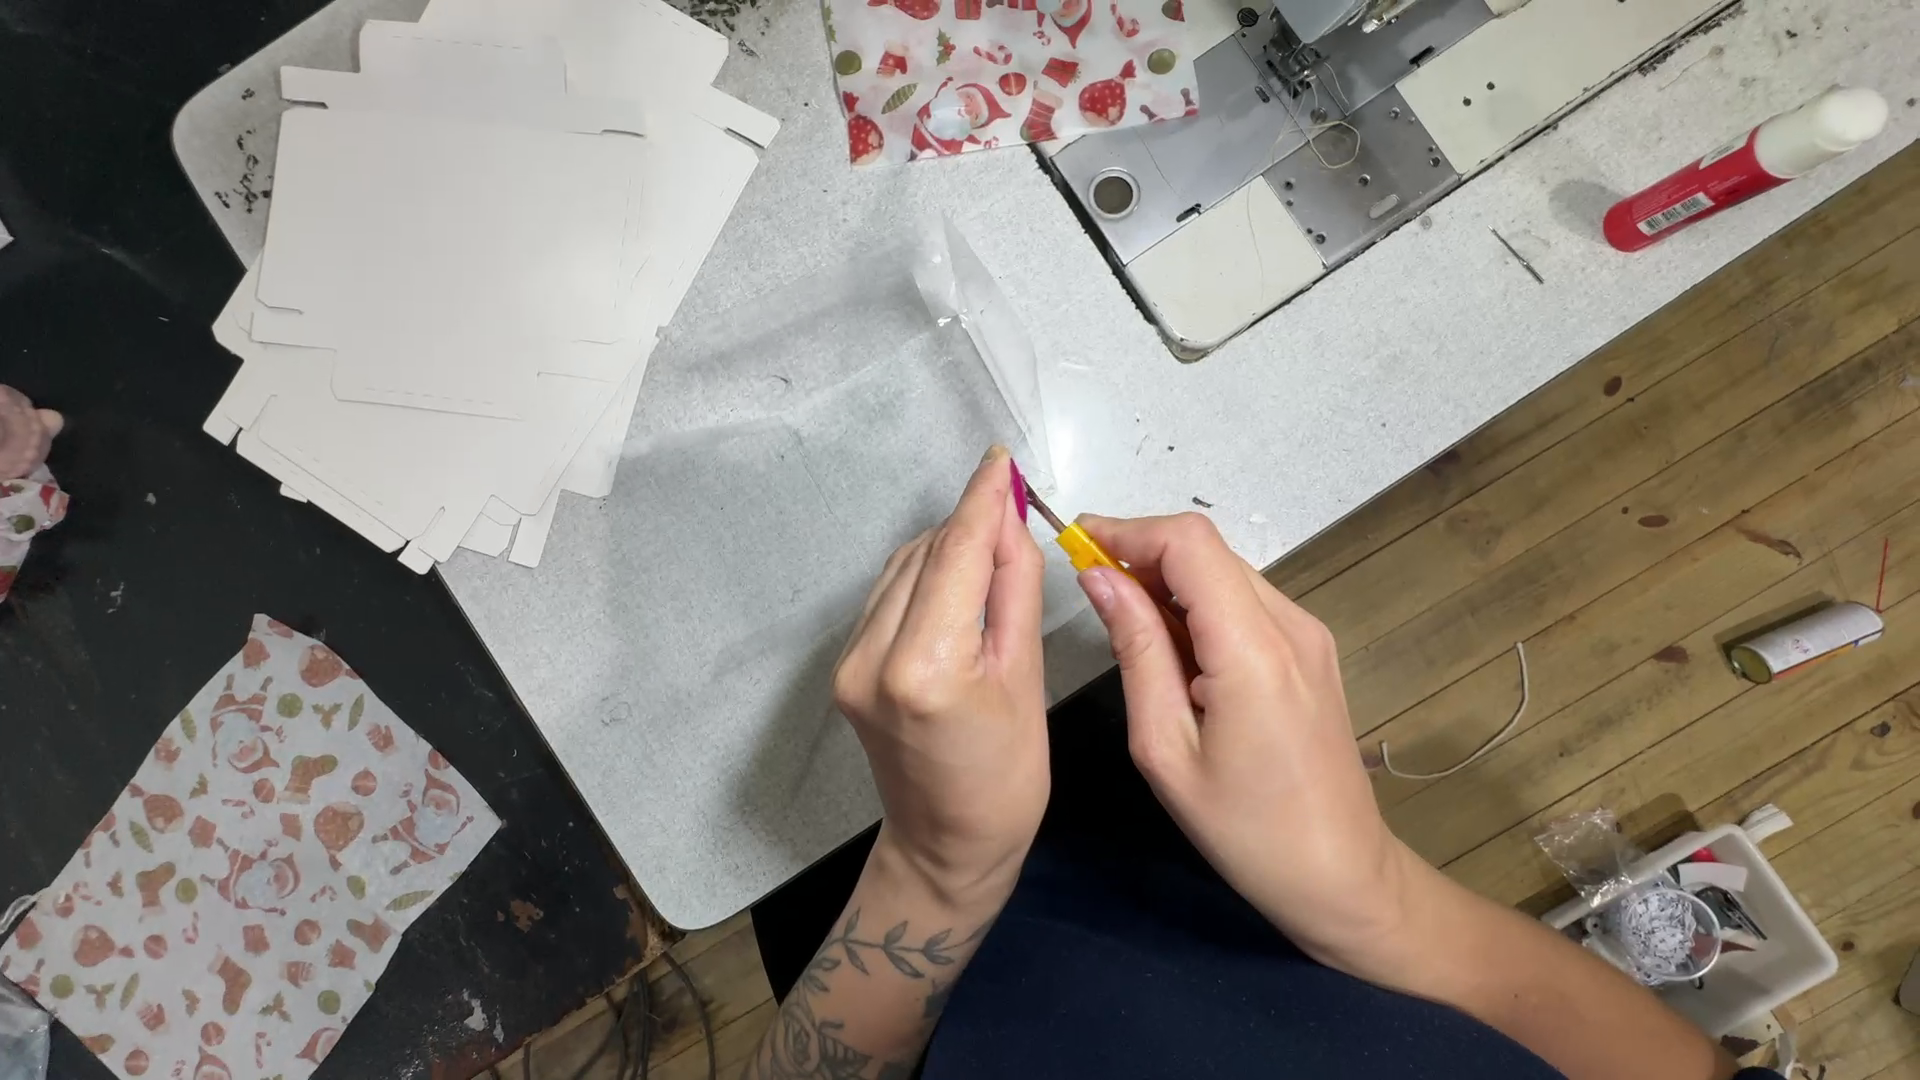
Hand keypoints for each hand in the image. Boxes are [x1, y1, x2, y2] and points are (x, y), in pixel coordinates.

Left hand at [833, 446, 1047, 904]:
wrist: (944, 846)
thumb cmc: (1007, 779)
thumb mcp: (1027, 680)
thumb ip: (1013, 590)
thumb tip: (1009, 523)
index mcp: (926, 665)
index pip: (955, 554)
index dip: (981, 501)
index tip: (1000, 460)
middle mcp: (872, 654)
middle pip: (925, 555)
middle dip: (969, 524)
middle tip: (1014, 515)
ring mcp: (849, 661)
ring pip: (903, 569)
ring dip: (946, 547)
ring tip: (990, 550)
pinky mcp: (844, 666)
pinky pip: (888, 596)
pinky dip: (923, 576)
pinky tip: (953, 581)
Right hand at [1075, 512, 1415, 968]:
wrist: (1341, 876)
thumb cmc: (1242, 827)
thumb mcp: (1164, 745)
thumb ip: (1135, 649)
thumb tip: (1099, 578)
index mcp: (1253, 648)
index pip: (1189, 543)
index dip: (1127, 531)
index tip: (1076, 545)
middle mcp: (1290, 623)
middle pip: (1206, 548)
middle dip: (1141, 551)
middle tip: (1089, 586)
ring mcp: (1307, 632)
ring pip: (1223, 569)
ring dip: (1166, 577)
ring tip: (1123, 619)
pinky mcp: (1309, 647)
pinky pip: (1242, 599)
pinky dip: (1195, 601)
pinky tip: (1169, 643)